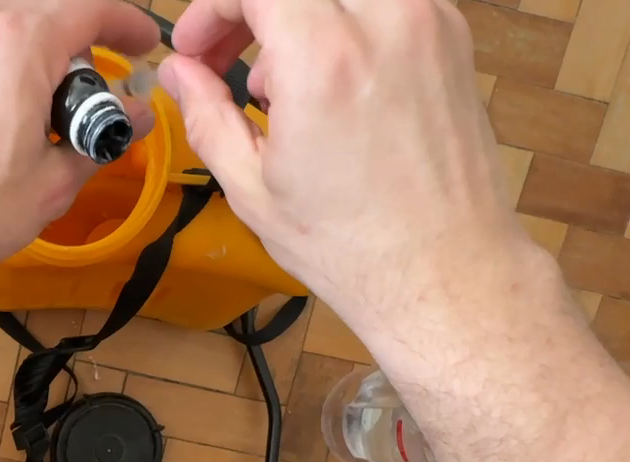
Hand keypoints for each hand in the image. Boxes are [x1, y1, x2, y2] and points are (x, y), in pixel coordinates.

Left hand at [0, 0, 159, 282]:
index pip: (91, 9)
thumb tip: (136, 118)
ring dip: (31, 33)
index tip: (141, 46)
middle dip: (80, 42)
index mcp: (24, 43)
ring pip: (0, 8)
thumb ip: (102, 138)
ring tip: (40, 80)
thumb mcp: (56, 182)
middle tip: (89, 95)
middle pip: (48, 9)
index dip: (126, 23)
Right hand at [157, 0, 533, 333]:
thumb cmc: (347, 244)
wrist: (438, 266)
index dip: (210, 6)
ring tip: (273, 85)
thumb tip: (178, 74)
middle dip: (249, 7)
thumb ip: (208, 117)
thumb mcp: (252, 190)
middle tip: (220, 56)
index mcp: (322, 58)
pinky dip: (338, 26)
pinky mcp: (450, 34)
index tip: (190, 45)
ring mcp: (427, 18)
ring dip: (294, 17)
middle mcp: (384, 18)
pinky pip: (379, 3)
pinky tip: (321, 88)